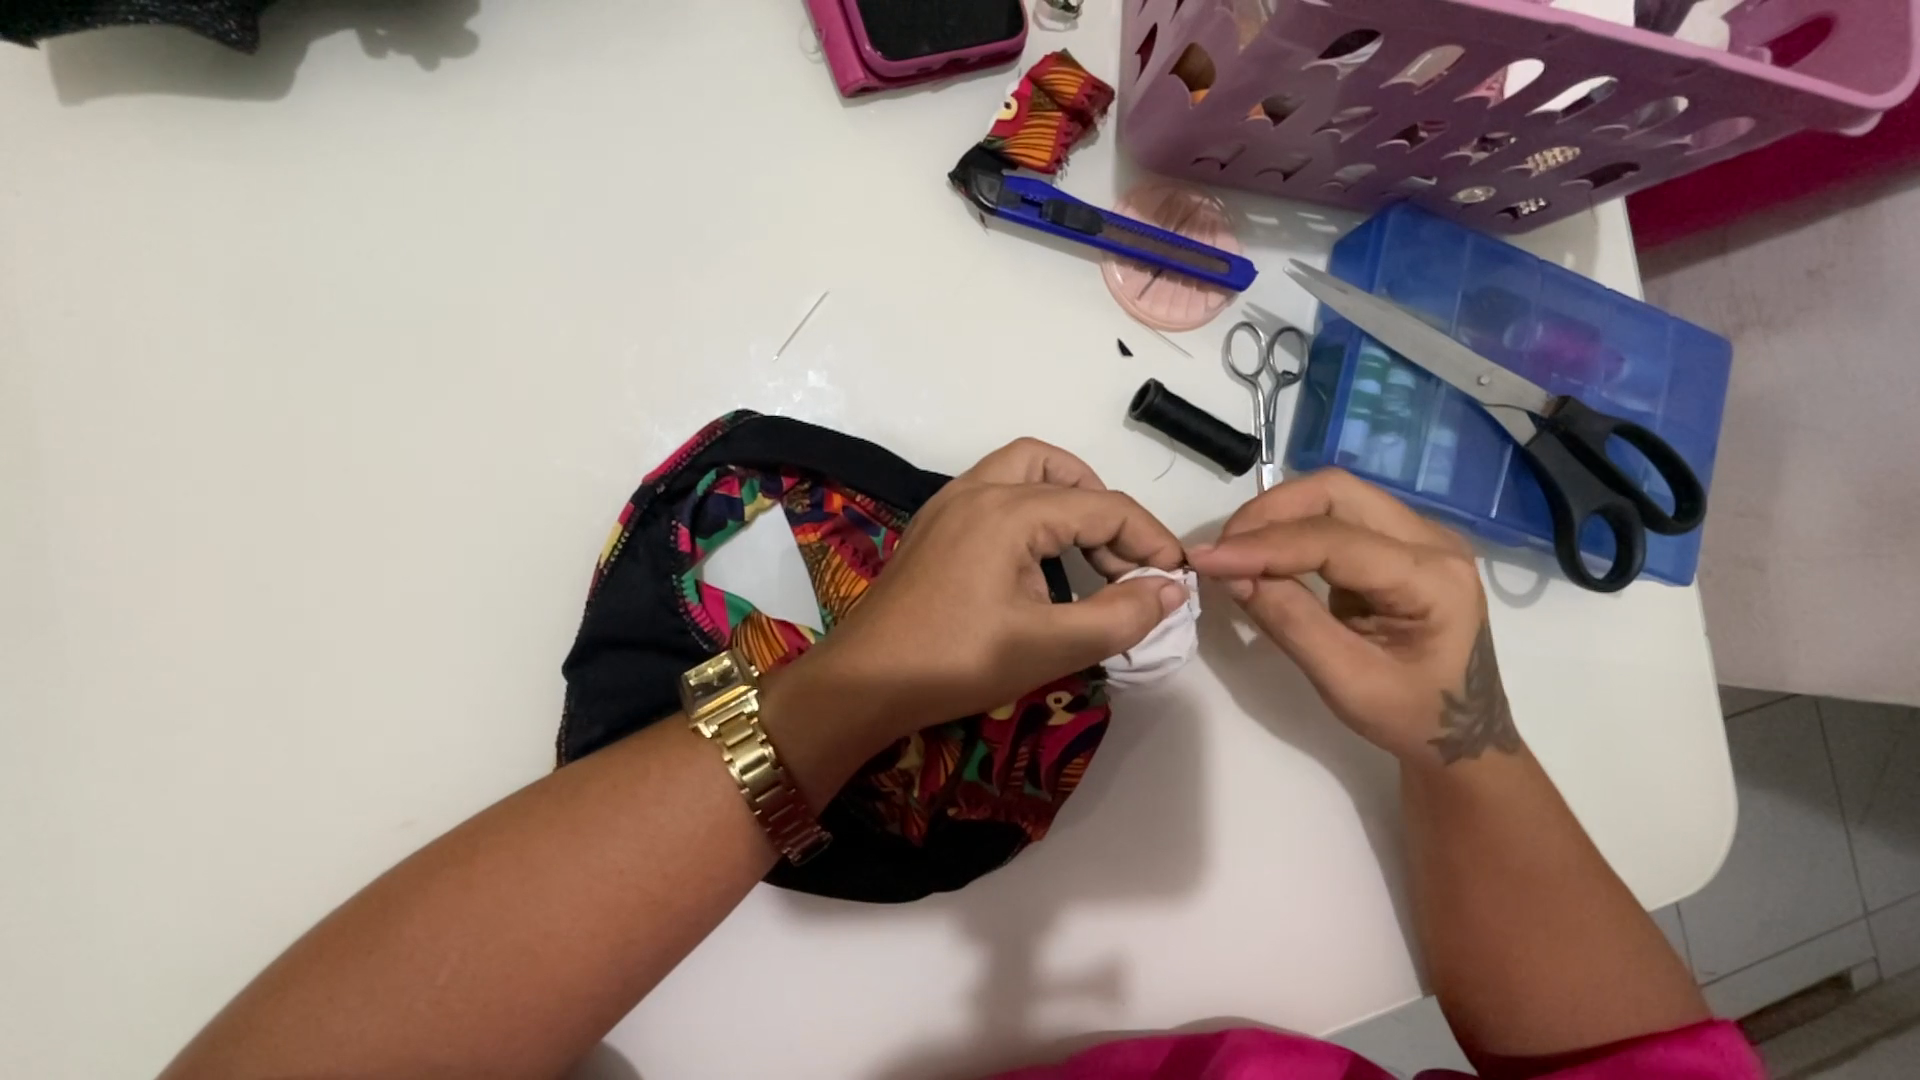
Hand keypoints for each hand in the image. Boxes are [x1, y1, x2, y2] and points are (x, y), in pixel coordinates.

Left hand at [794, 439, 1187, 740]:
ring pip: (1020, 473)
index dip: (1150, 540)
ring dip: (1063, 499)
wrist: (864, 683)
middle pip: (1058, 470)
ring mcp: (947, 506)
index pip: (1104, 507)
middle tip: (1122, 563)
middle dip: (1103, 508)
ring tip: (1086, 555)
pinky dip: (1028, 512)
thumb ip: (1121, 615)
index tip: (1175, 579)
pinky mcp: (932, 528)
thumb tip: (1170, 589)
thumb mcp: (1051, 646)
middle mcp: (977, 491)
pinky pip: (992, 495)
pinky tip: (1034, 565)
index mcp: (1010, 511)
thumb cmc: (958, 662)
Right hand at [1186, 469, 1518, 767]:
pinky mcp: (1395, 541)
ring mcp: (1416, 535)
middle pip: (1334, 492)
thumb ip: (1289, 621)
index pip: (1334, 540)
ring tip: (1235, 555)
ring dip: (1275, 517)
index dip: (1264, 545)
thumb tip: (1229, 574)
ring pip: (1331, 495)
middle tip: (1222, 553)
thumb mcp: (1345, 681)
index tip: (1206, 560)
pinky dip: (1289, 529)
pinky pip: (1333, 515)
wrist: (1461, 732)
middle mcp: (1431, 540)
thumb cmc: (1410, 716)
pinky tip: (1263, 557)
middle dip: (1267, 514)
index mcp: (1434, 579)